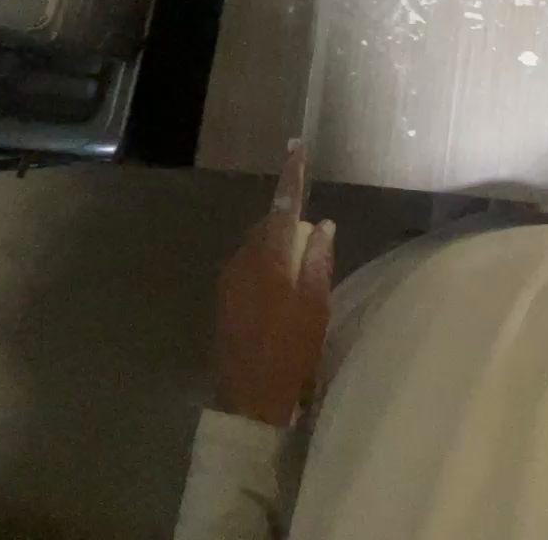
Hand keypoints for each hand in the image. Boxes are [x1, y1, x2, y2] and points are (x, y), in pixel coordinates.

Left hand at [210, 145, 335, 426]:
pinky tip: (282, 290)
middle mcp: (243, 261)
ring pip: (257, 245)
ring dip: (278, 246)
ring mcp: (229, 279)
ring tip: (302, 272)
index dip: (292, 175)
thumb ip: (317, 259)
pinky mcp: (225, 297)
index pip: (283, 206)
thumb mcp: (315, 304)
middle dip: (290, 221)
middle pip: (268, 224)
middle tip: (315, 240)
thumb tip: (322, 224)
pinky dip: (267, 265)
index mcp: (268, 259)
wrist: (248, 400)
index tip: (296, 147)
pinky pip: (249, 265)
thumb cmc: (290, 351)